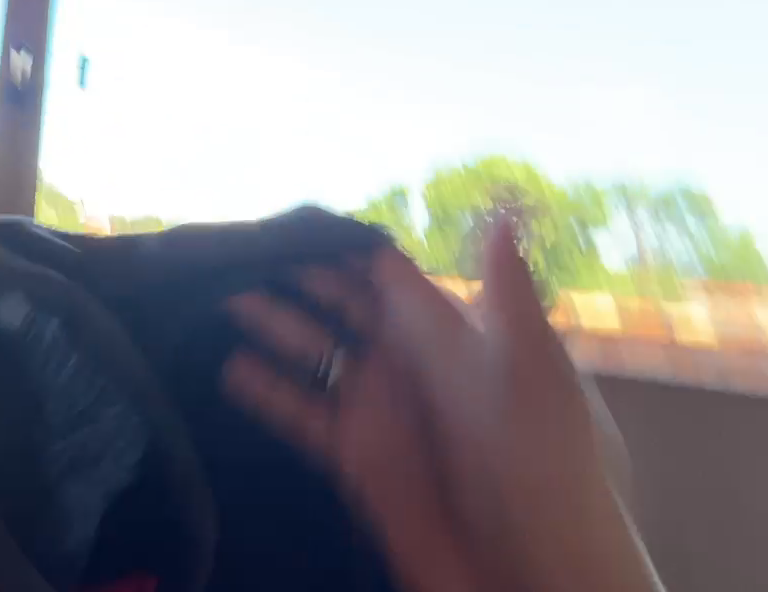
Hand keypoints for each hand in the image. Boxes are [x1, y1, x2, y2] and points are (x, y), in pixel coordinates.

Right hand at [222, 215, 662, 591]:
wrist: (536, 578)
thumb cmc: (544, 466)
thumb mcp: (529, 370)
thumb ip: (502, 292)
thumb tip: (502, 212)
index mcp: (445, 334)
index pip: (382, 272)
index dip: (339, 244)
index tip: (289, 218)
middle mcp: (403, 361)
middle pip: (336, 304)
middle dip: (292, 275)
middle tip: (239, 250)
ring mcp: (375, 406)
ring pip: (311, 349)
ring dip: (270, 322)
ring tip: (223, 295)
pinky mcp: (353, 451)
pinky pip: (299, 409)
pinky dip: (265, 389)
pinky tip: (230, 368)